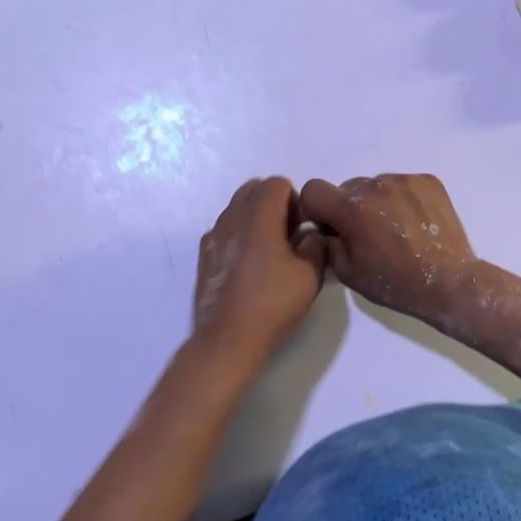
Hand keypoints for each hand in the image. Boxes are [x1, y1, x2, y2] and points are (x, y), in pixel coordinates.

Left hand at [191, 177, 326, 359]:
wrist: (228, 337)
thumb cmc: (273, 302)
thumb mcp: (310, 274)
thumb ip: (316, 245)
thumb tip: (309, 234)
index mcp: (258, 214)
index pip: (277, 183)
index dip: (295, 200)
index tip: (302, 228)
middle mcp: (231, 217)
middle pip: (254, 190)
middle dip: (274, 204)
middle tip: (288, 235)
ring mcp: (213, 235)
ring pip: (237, 210)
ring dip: (256, 220)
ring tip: (270, 253)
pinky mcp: (204, 255)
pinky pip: (225, 231)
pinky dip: (239, 236)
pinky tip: (249, 267)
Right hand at [297, 174, 478, 318]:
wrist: (449, 283)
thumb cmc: (395, 283)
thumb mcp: (347, 272)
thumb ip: (328, 243)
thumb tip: (327, 229)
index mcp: (352, 208)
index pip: (313, 189)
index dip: (316, 208)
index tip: (329, 226)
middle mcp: (375, 185)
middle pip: (347, 188)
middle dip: (350, 208)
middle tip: (367, 234)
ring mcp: (404, 180)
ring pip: (375, 185)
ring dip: (377, 202)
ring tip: (395, 230)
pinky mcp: (428, 180)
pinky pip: (402, 184)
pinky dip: (402, 199)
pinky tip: (413, 223)